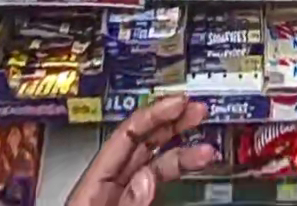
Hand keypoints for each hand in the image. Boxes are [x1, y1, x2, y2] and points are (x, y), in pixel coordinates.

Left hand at [66, 95, 215, 205]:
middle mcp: (104, 194)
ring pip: (153, 167)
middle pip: (140, 147)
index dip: (155, 114)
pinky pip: (155, 189)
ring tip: (206, 148)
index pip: (125, 138)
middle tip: (199, 111)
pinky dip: (176, 177)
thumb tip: (147, 177)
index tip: (181, 102)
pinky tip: (191, 174)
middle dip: (172, 124)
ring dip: (181, 153)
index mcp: (89, 192)